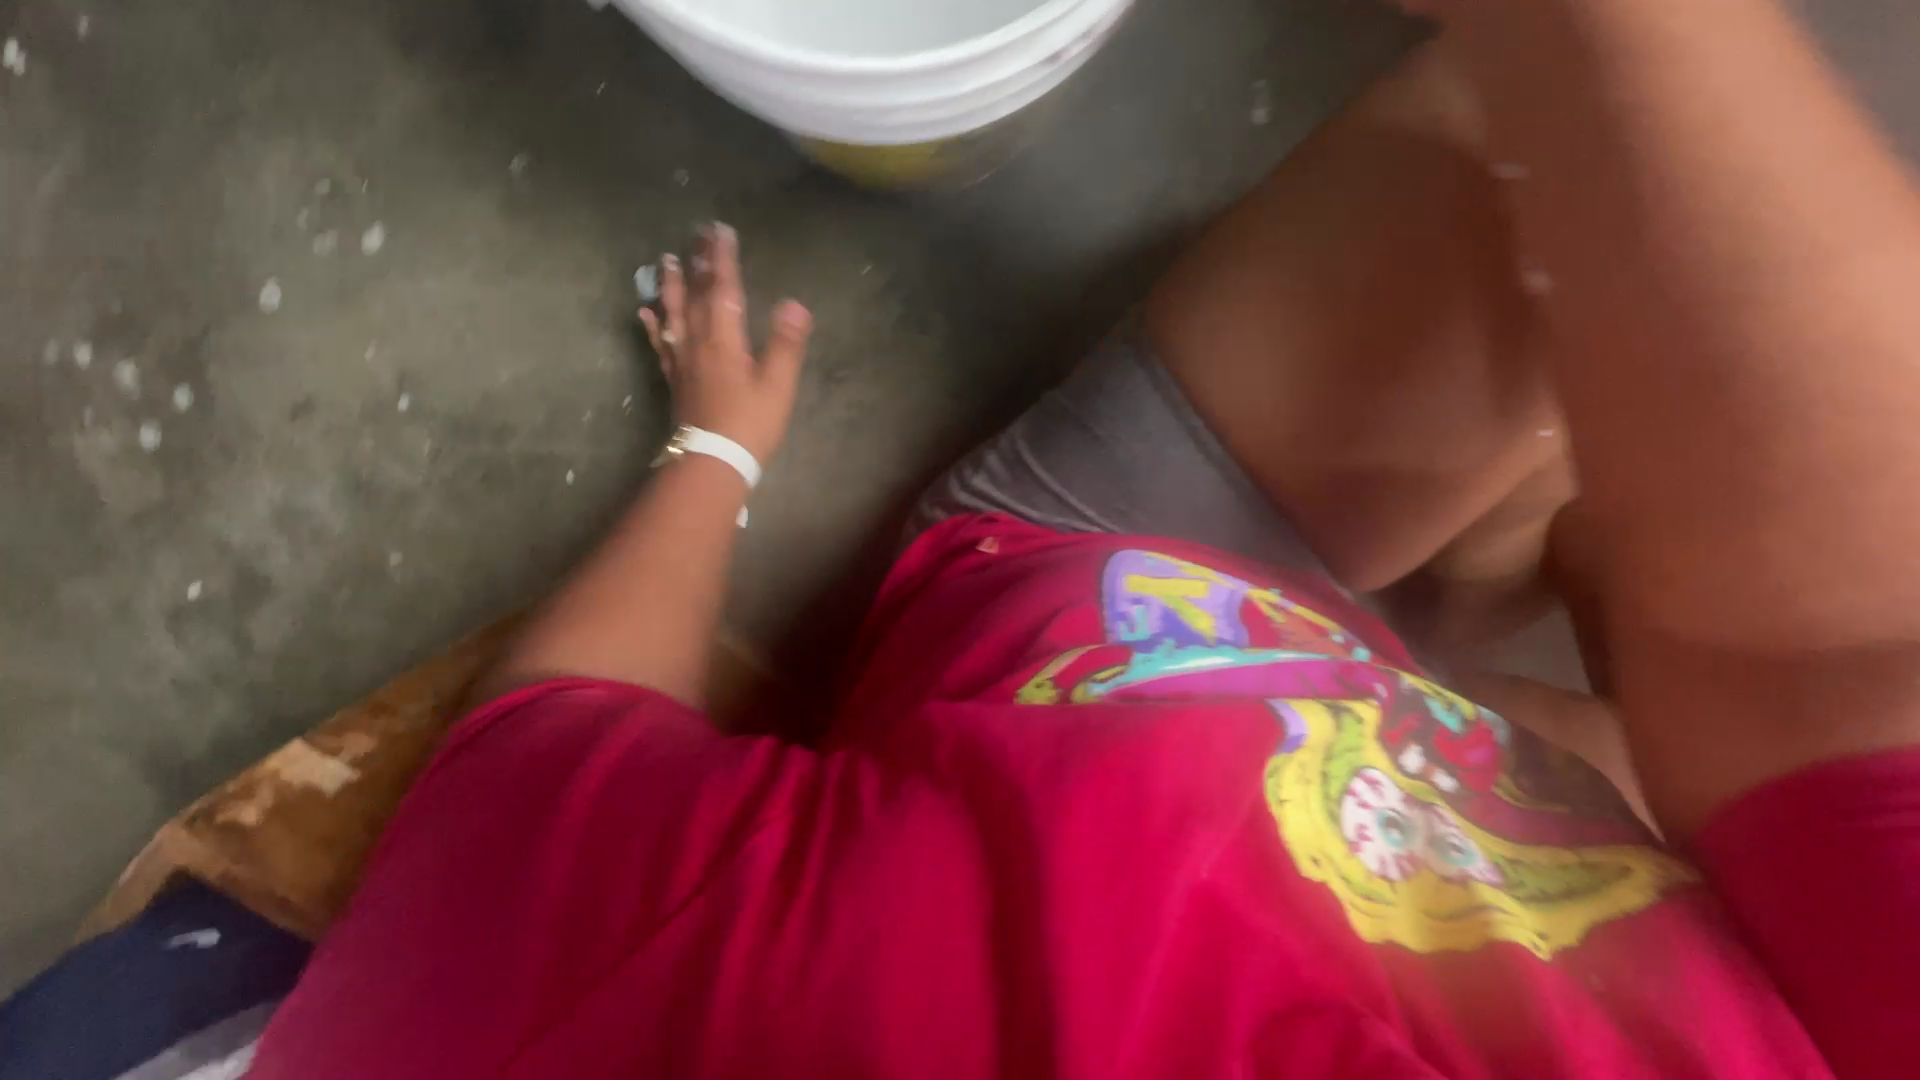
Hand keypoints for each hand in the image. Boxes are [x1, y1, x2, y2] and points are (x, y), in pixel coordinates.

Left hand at [640, 222, 811, 463]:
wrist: (711, 461)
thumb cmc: (750, 424)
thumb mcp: (778, 386)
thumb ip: (785, 344)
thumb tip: (794, 304)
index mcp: (725, 339)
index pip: (724, 290)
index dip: (722, 259)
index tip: (721, 230)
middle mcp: (698, 342)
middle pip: (695, 294)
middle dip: (697, 263)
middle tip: (695, 234)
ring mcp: (682, 360)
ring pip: (673, 313)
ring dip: (669, 285)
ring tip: (664, 260)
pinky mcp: (675, 379)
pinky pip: (661, 344)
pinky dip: (653, 324)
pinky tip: (646, 312)